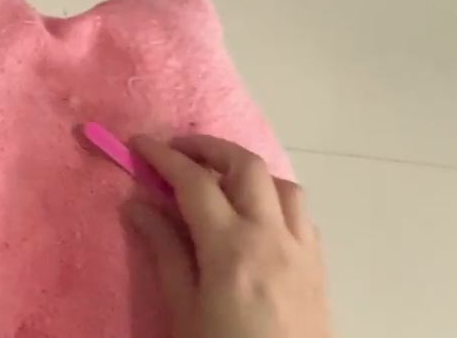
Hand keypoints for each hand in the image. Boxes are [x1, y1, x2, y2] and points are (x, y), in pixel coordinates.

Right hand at [128, 136, 332, 337]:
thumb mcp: (183, 312)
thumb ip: (164, 250)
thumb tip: (137, 204)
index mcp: (231, 248)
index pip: (194, 180)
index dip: (162, 155)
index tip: (138, 144)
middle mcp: (272, 239)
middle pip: (245, 166)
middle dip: (208, 148)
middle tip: (177, 154)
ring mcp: (302, 254)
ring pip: (282, 185)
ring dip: (247, 173)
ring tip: (218, 184)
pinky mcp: (319, 273)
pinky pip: (301, 217)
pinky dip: (274, 202)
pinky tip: (253, 220)